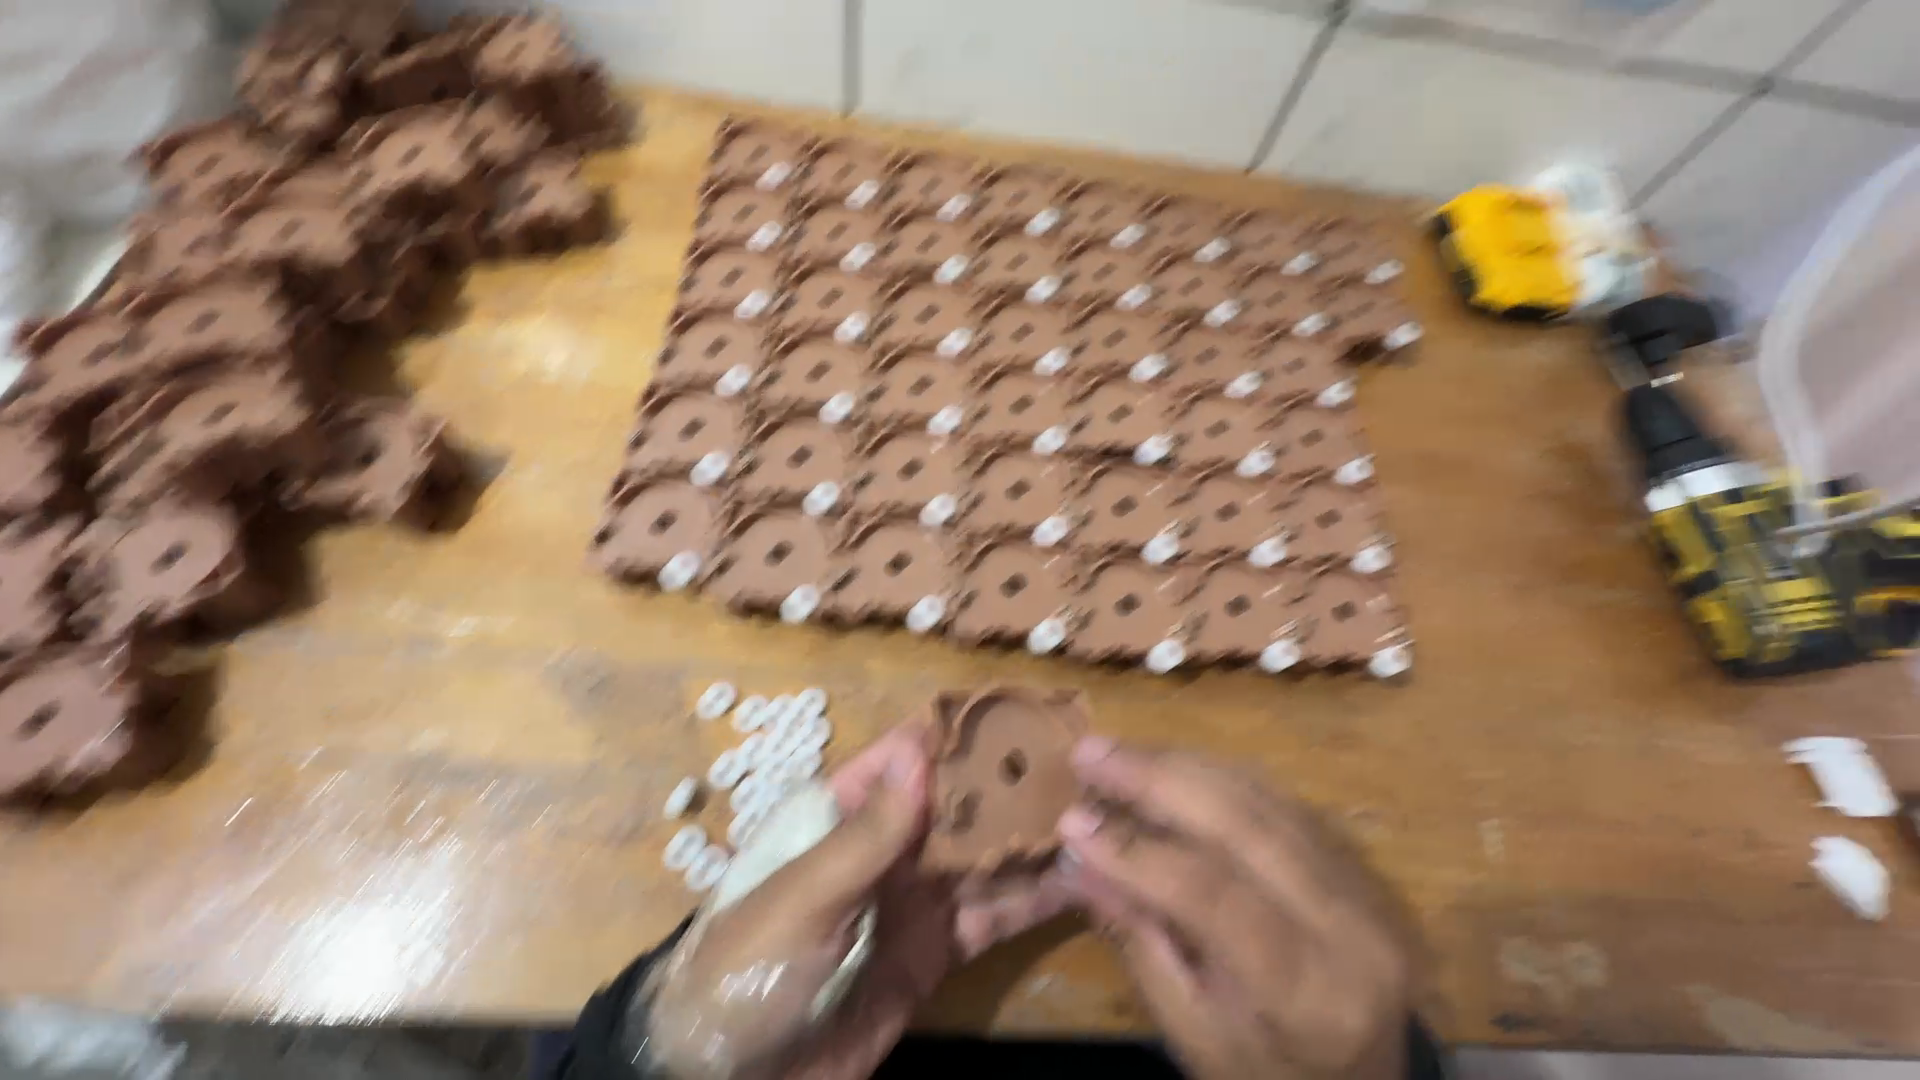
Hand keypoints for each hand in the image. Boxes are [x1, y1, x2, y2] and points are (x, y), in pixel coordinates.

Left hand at [648, 723, 1076, 1079]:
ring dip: (1030, 840)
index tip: (1020, 711)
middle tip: (1080, 766)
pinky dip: (1030, 900)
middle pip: (955, 805)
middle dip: (1008, 785)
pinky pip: (989, 917)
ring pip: (982, 858)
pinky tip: (1078, 882)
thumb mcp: (804, 897)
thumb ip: (866, 833)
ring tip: (1094, 817)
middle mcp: (884, 847)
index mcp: (840, 814)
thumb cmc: (751, 968)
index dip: (958, 732)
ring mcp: (912, 900)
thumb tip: (920, 748)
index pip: (906, 757)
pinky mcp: (933, 952)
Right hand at [1060, 738, 1411, 1079]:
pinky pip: (1277, 797)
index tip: (1071, 821)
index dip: (1138, 852)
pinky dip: (1212, 773)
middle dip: (1156, 779)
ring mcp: (1359, 884)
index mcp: (1308, 992)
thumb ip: (1139, 942)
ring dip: (1180, 764)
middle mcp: (1348, 925)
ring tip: (1115, 751)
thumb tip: (1076, 860)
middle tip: (1088, 753)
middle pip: (1244, 825)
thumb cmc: (1267, 1071)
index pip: (1214, 897)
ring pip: (1261, 797)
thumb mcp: (1194, 1034)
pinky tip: (1166, 763)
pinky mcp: (1352, 859)